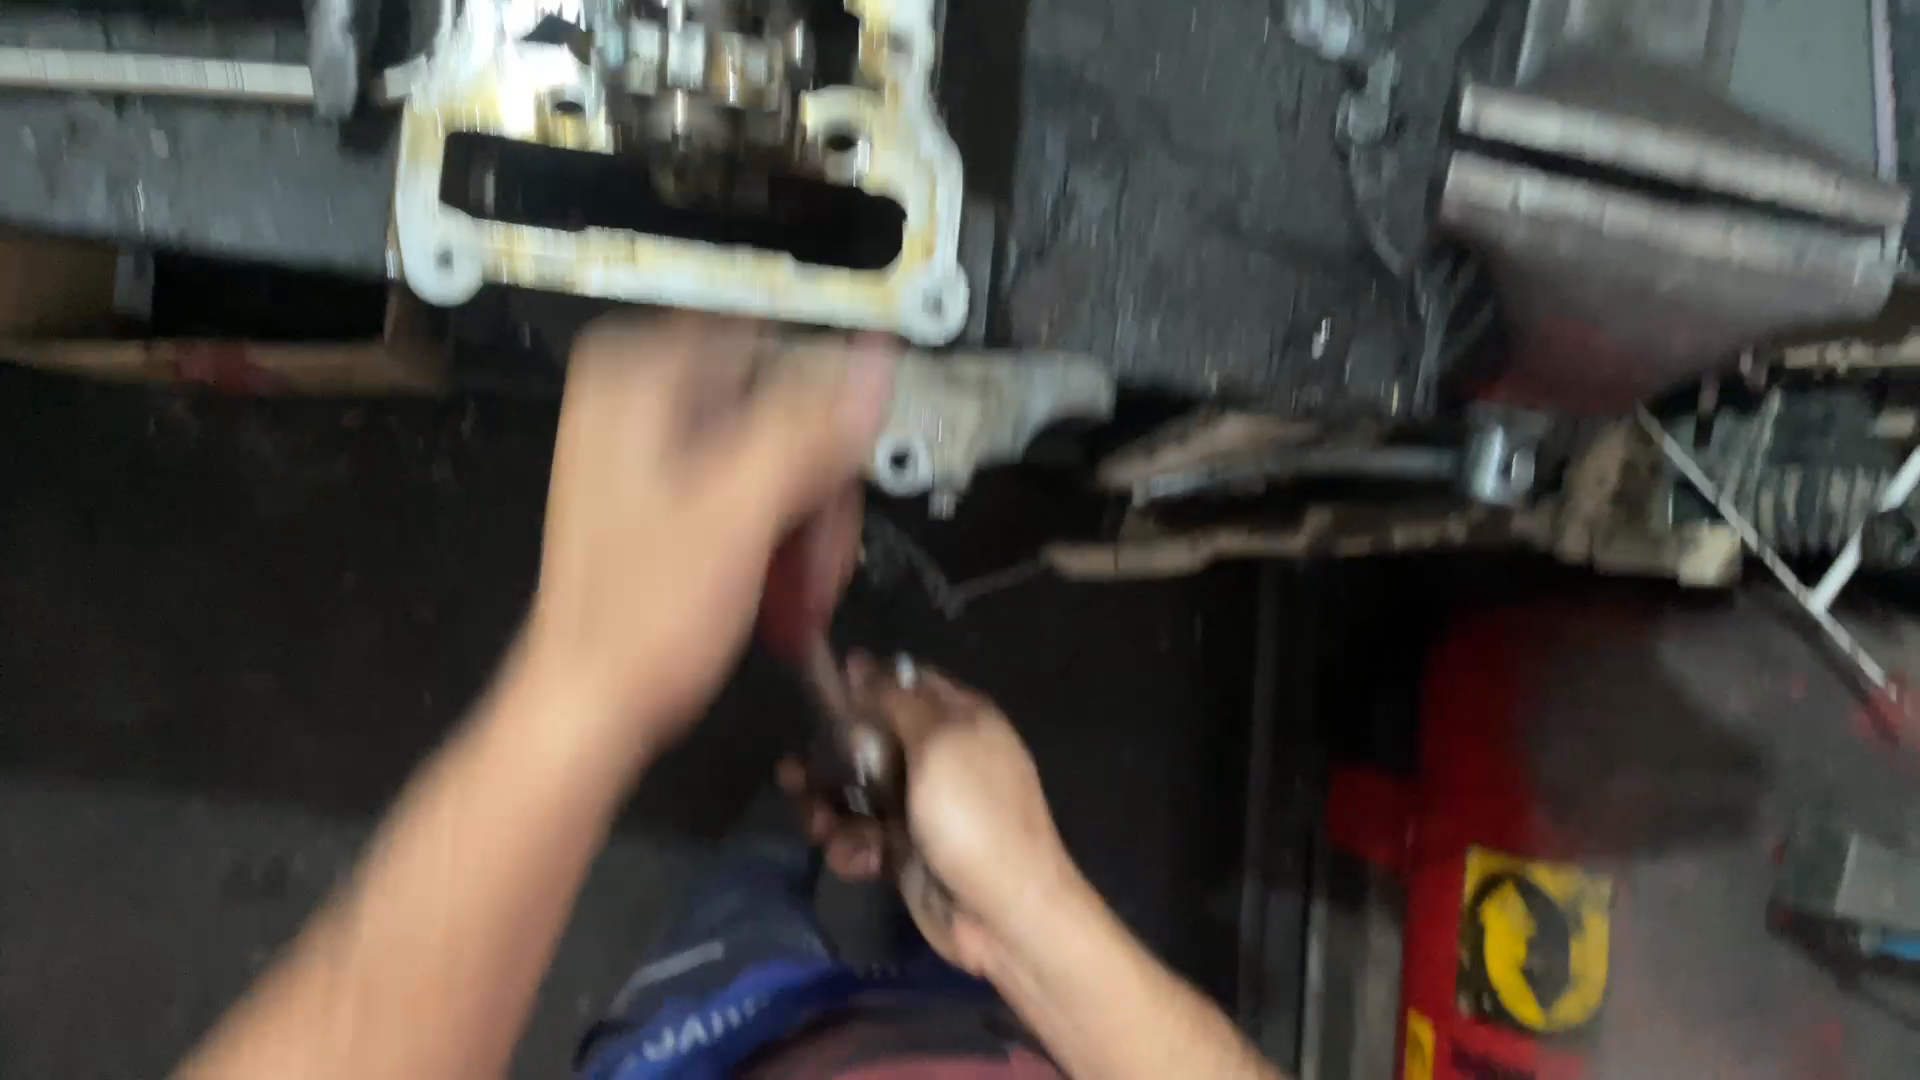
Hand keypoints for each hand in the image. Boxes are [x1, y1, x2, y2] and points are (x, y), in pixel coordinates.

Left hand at [521, 316, 893, 762]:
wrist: (597, 701)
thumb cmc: (643, 618)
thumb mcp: (739, 514)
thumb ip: (809, 431)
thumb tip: (874, 363)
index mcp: (639, 380)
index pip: (771, 340)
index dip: (826, 396)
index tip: (844, 456)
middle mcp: (647, 402)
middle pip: (787, 407)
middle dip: (819, 483)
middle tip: (821, 544)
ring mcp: (666, 452)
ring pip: (786, 454)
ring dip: (811, 520)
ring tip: (805, 580)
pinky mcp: (684, 495)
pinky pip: (766, 488)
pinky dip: (789, 534)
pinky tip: (789, 580)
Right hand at [782, 656, 1076, 973]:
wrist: (1002, 913)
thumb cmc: (974, 814)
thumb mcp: (939, 743)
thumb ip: (896, 701)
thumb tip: (862, 661)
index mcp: (959, 719)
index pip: (908, 683)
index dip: (868, 683)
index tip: (826, 687)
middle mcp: (939, 756)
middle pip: (872, 737)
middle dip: (832, 754)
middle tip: (797, 770)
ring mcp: (921, 804)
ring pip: (857, 790)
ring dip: (830, 806)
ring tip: (816, 821)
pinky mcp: (904, 847)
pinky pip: (863, 833)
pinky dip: (854, 845)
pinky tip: (862, 858)